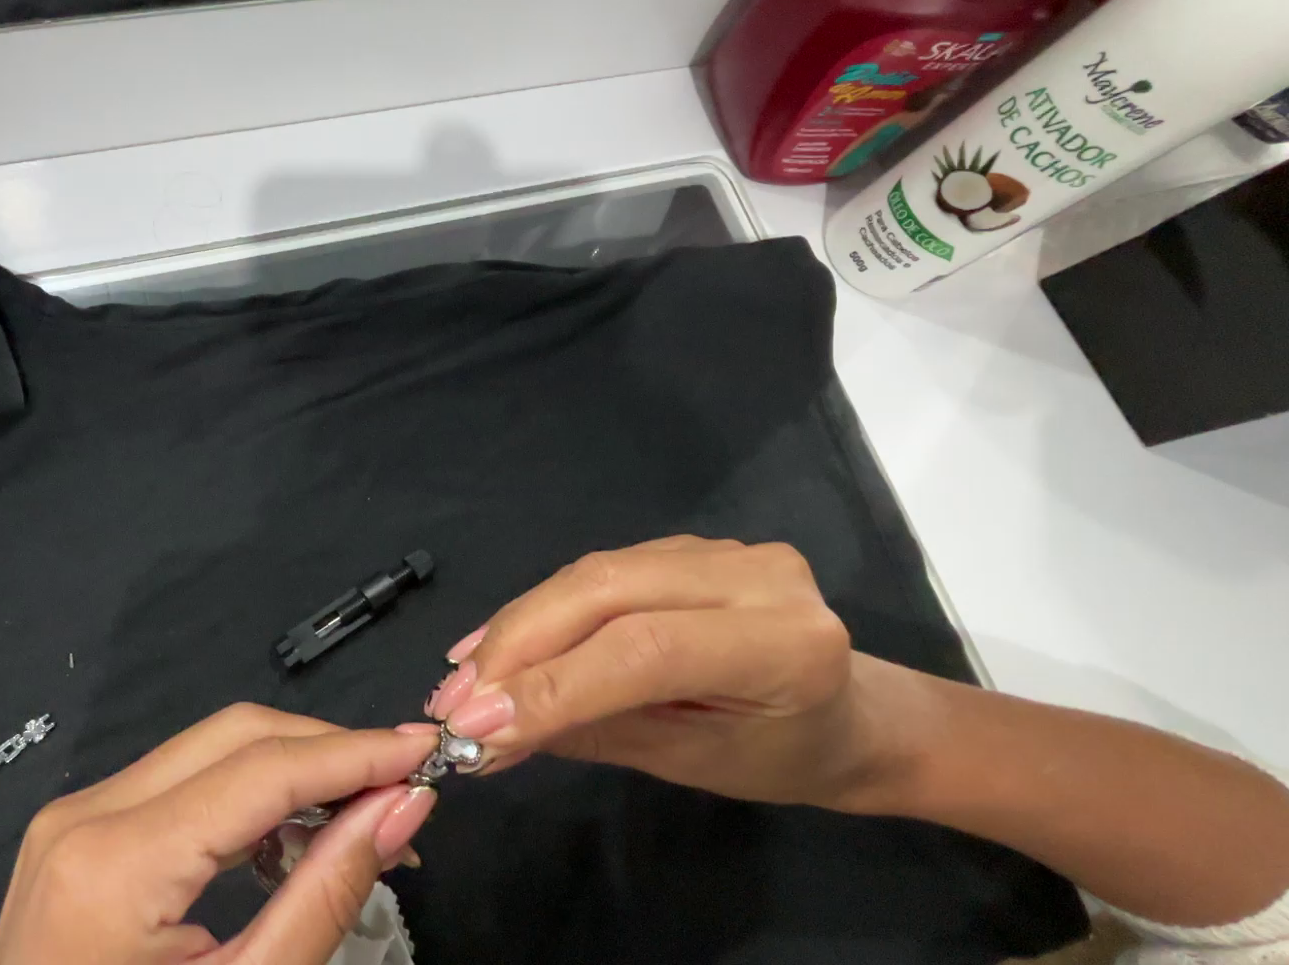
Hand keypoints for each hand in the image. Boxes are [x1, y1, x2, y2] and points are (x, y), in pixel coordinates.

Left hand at [0, 704, 439, 964]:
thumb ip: (323, 896)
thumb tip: (400, 809)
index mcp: (117, 862)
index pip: (262, 770)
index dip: (355, 752)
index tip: (426, 747)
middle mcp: (88, 810)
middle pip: (236, 736)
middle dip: (328, 749)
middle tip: (402, 782)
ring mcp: (76, 814)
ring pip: (211, 749)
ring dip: (294, 767)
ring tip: (362, 811)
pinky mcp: (81, 828)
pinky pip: (182, 782)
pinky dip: (249, 793)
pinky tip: (292, 834)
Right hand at [428, 536, 914, 808]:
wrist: (851, 713)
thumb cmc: (783, 755)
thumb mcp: (688, 761)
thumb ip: (586, 733)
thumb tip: (482, 735)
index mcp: (785, 643)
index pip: (644, 650)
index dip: (552, 683)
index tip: (471, 724)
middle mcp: (756, 575)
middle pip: (605, 592)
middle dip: (517, 644)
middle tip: (453, 698)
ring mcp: (720, 547)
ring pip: (590, 575)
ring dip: (518, 625)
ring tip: (463, 674)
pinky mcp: (686, 544)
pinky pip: (597, 571)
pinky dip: (543, 608)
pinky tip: (501, 639)